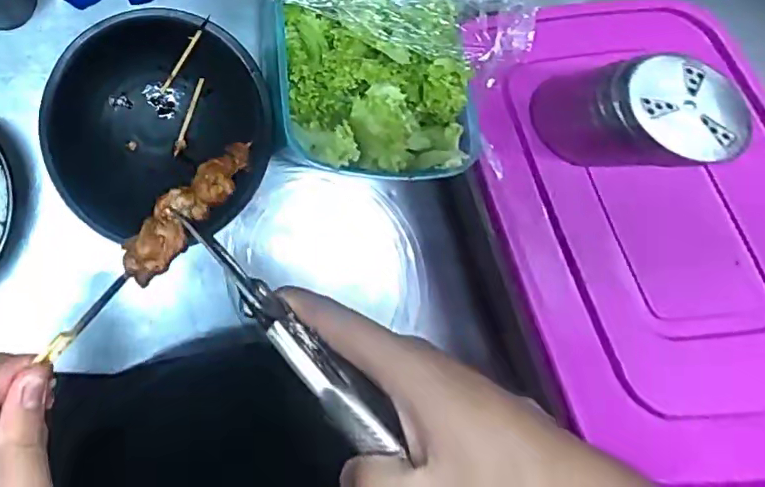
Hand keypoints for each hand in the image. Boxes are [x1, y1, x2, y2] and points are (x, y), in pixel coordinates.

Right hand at [281, 288, 647, 486]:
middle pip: (369, 354)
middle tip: (310, 384)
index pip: (340, 322)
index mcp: (413, 370)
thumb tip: (357, 469)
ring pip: (405, 389)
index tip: (268, 296)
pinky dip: (415, 426)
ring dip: (380, 407)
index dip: (300, 307)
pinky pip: (434, 411)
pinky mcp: (496, 420)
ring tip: (380, 450)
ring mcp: (472, 392)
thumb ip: (371, 478)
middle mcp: (438, 368)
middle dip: (337, 364)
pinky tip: (430, 468)